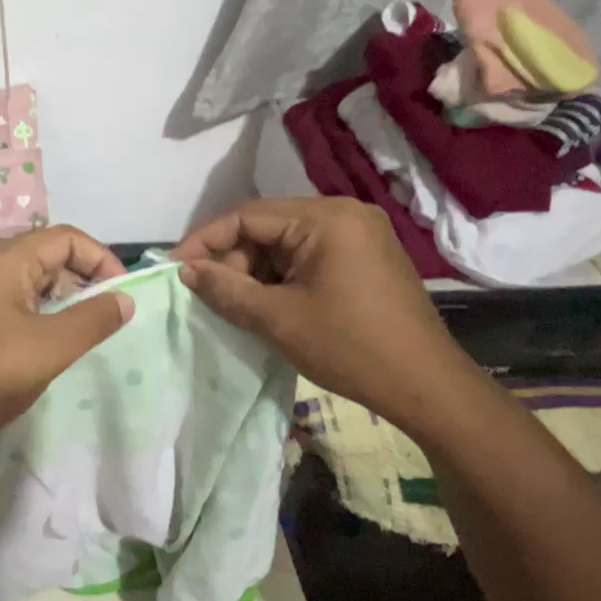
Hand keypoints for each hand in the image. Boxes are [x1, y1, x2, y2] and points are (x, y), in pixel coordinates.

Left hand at [0, 226, 133, 456]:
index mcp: (8, 261)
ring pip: (31, 279)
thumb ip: (94, 320)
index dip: (101, 259)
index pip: (67, 238)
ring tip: (82, 330)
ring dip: (62, 297)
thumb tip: (124, 299)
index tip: (121, 294)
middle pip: (48, 254)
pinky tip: (47, 342)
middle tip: (106, 314)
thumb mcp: (52, 346)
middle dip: (83, 277)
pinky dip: (39, 310)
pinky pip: (13, 299)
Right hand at [172, 198, 487, 431]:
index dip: (206, 240)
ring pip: (286, 244)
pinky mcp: (366, 258)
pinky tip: (266, 304)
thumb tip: (186, 270)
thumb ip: (227, 288)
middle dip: (233, 259)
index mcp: (326, 218)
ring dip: (256, 271)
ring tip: (234, 304)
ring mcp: (360, 236)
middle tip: (207, 294)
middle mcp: (345, 214)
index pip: (248, 216)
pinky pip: (309, 257)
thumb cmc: (349, 347)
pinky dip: (282, 278)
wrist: (425, 385)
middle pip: (268, 227)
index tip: (175, 267)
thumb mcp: (277, 318)